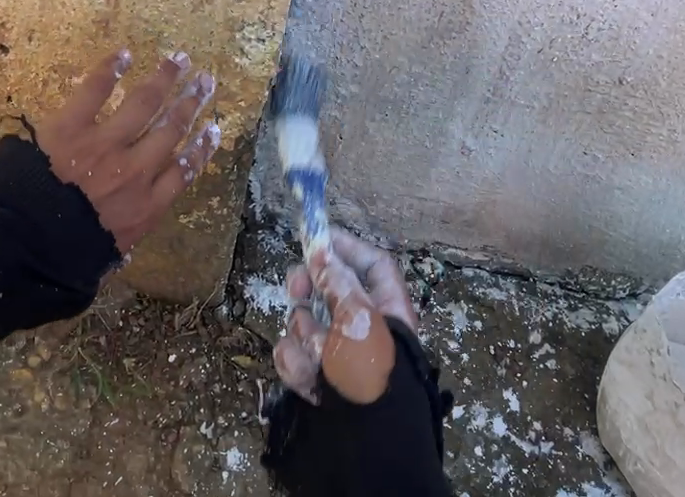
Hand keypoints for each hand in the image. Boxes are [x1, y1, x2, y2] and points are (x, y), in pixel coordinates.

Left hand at [39, 48, 220, 252]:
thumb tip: (121, 251)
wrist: (23, 246)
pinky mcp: (72, 127)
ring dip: (165, 79)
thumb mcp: (106, 261)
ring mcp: (105, 144)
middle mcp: (135, 170)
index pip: (184, 170)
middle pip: (172, 129)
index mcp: (145, 206)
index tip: (215, 126)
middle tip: (207, 80)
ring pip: (145, 104)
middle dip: (192, 102)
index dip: (203, 146)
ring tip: (180, 59)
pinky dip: (111, 69)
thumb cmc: (62, 259)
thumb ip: (120, 246)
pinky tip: (124, 54)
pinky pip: (96, 91)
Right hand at [273, 230, 417, 403]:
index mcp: (389, 309)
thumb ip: (337, 282)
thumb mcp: (360, 319)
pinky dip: (296, 364)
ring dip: (305, 334)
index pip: (373, 265)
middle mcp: (365, 328)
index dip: (347, 247)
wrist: (369, 446)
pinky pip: (296, 356)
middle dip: (310, 288)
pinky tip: (307, 378)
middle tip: (295, 286)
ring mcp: (339, 355)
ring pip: (307, 323)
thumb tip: (319, 252)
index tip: (316, 238)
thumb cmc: (372, 373)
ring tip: (315, 354)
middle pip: (332, 290)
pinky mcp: (318, 379)